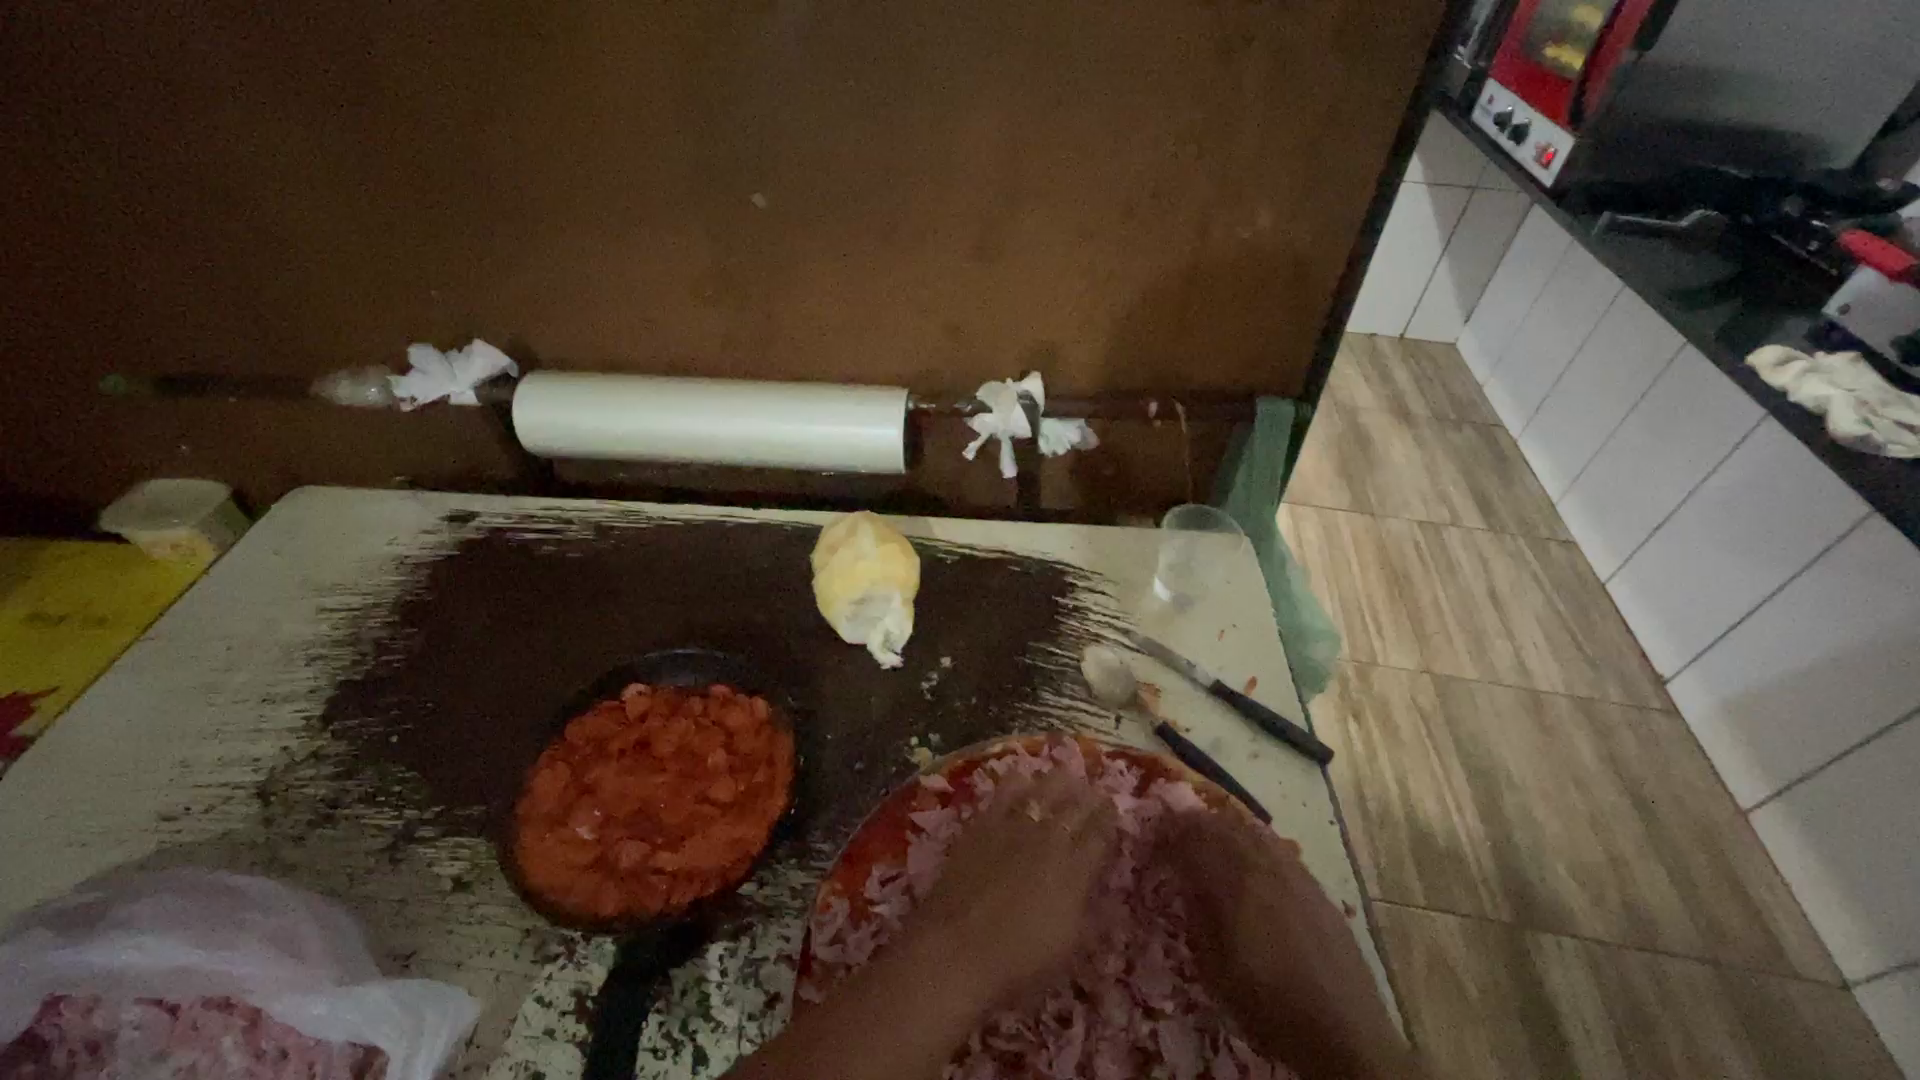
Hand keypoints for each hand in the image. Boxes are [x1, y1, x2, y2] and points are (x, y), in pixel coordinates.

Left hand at [903, 770, 1118, 1007]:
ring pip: (1044, 789)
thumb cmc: (1018, 962)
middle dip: (1090, 796)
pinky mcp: (981, 824)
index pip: (1101, 834)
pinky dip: (1018, 781)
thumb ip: (1093, 916)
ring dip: (1058, 781)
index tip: (1113, 809)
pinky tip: (1021, 777)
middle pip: (1076, 805)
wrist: (955, 950)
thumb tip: (1109, 897)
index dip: (1109, 819)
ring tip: (1064, 777)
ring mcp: (1013, 827)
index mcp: (1076, 870)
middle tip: (1095, 790)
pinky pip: (1004, 791)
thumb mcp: (1070, 948)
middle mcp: (1049, 839)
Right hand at [1160, 813, 1416, 1079]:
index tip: (1151, 844)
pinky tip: (1248, 856)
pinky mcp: (1315, 886)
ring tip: (1206, 838)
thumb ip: (1196, 918)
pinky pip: (1276, 846)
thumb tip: (1186, 883)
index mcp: (1233, 885)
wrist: (1344, 1032)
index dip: (1166, 836)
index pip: (1190, 840)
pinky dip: (1252, 840)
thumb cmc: (1269, 1007)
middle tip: (1172, 835)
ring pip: (1251, 829)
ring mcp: (1294, 873)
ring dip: (1222, 827)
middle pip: (1220, 825)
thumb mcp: (1214, 971)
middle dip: (1191, 825)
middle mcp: (1263, 867)